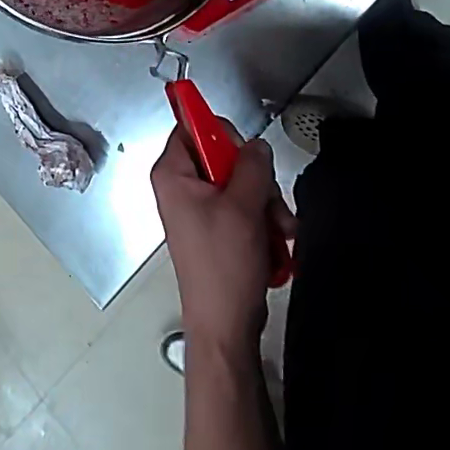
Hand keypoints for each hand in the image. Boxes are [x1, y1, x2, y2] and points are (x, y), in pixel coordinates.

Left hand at [151, 123, 295, 351]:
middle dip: (254, 176)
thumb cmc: (224, 264)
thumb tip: (256, 145)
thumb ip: (252, 165)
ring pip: (240, 181)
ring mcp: (199, 207)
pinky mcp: (217, 226)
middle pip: (222, 154)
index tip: (242, 149)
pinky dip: (263, 218)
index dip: (219, 131)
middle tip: (266, 199)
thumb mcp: (243, 205)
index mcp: (172, 174)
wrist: (225, 322)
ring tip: (277, 227)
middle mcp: (180, 186)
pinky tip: (276, 239)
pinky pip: (244, 205)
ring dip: (266, 201)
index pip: (190, 127)